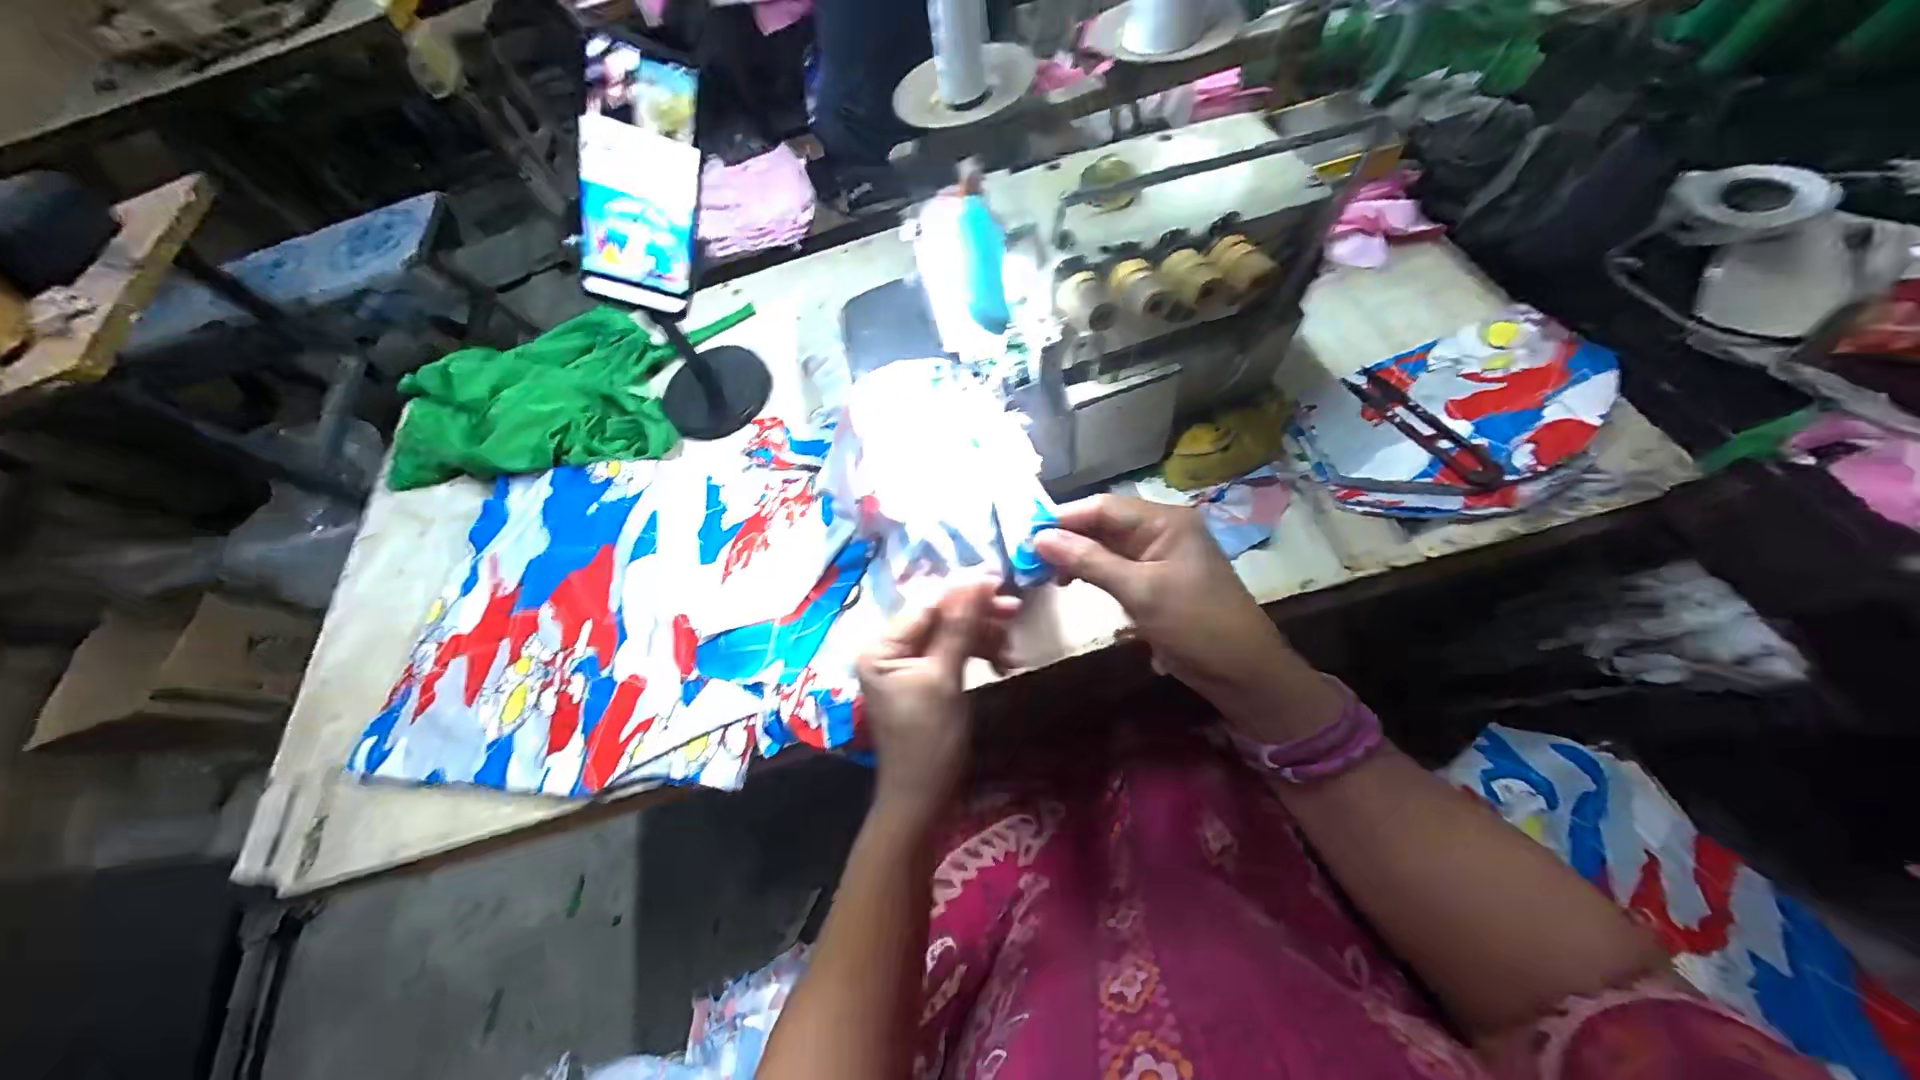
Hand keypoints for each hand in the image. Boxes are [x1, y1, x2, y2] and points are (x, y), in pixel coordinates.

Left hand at [856, 579, 1017, 824]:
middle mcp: (889, 649)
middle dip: (977, 615)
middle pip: (939, 616)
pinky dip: (978, 654)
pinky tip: (1003, 663)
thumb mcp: (944, 679)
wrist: (923, 798)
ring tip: (1012, 650)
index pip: (925, 604)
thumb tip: (976, 578)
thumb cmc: (928, 740)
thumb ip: (959, 626)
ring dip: (983, 637)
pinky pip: (953, 653)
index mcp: (880, 646)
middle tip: (1015, 610)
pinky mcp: (926, 678)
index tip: (1000, 582)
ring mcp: (908, 664)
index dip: (963, 591)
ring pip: (951, 633)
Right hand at [1032, 495, 1341, 740]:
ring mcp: (1161, 556)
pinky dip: (1093, 573)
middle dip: (1067, 538)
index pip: (1103, 507)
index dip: (1063, 518)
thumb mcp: (1139, 591)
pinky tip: (1072, 583)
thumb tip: (1040, 538)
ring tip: (1046, 574)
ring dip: (1077, 557)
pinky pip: (1118, 567)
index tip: (1025, 535)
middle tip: (1029, 559)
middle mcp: (1163, 530)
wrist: (1243, 672)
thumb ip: (1089, 561)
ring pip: (1107, 546)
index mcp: (1166, 521)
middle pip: (1104, 524)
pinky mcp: (1158, 580)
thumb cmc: (1195, 625)